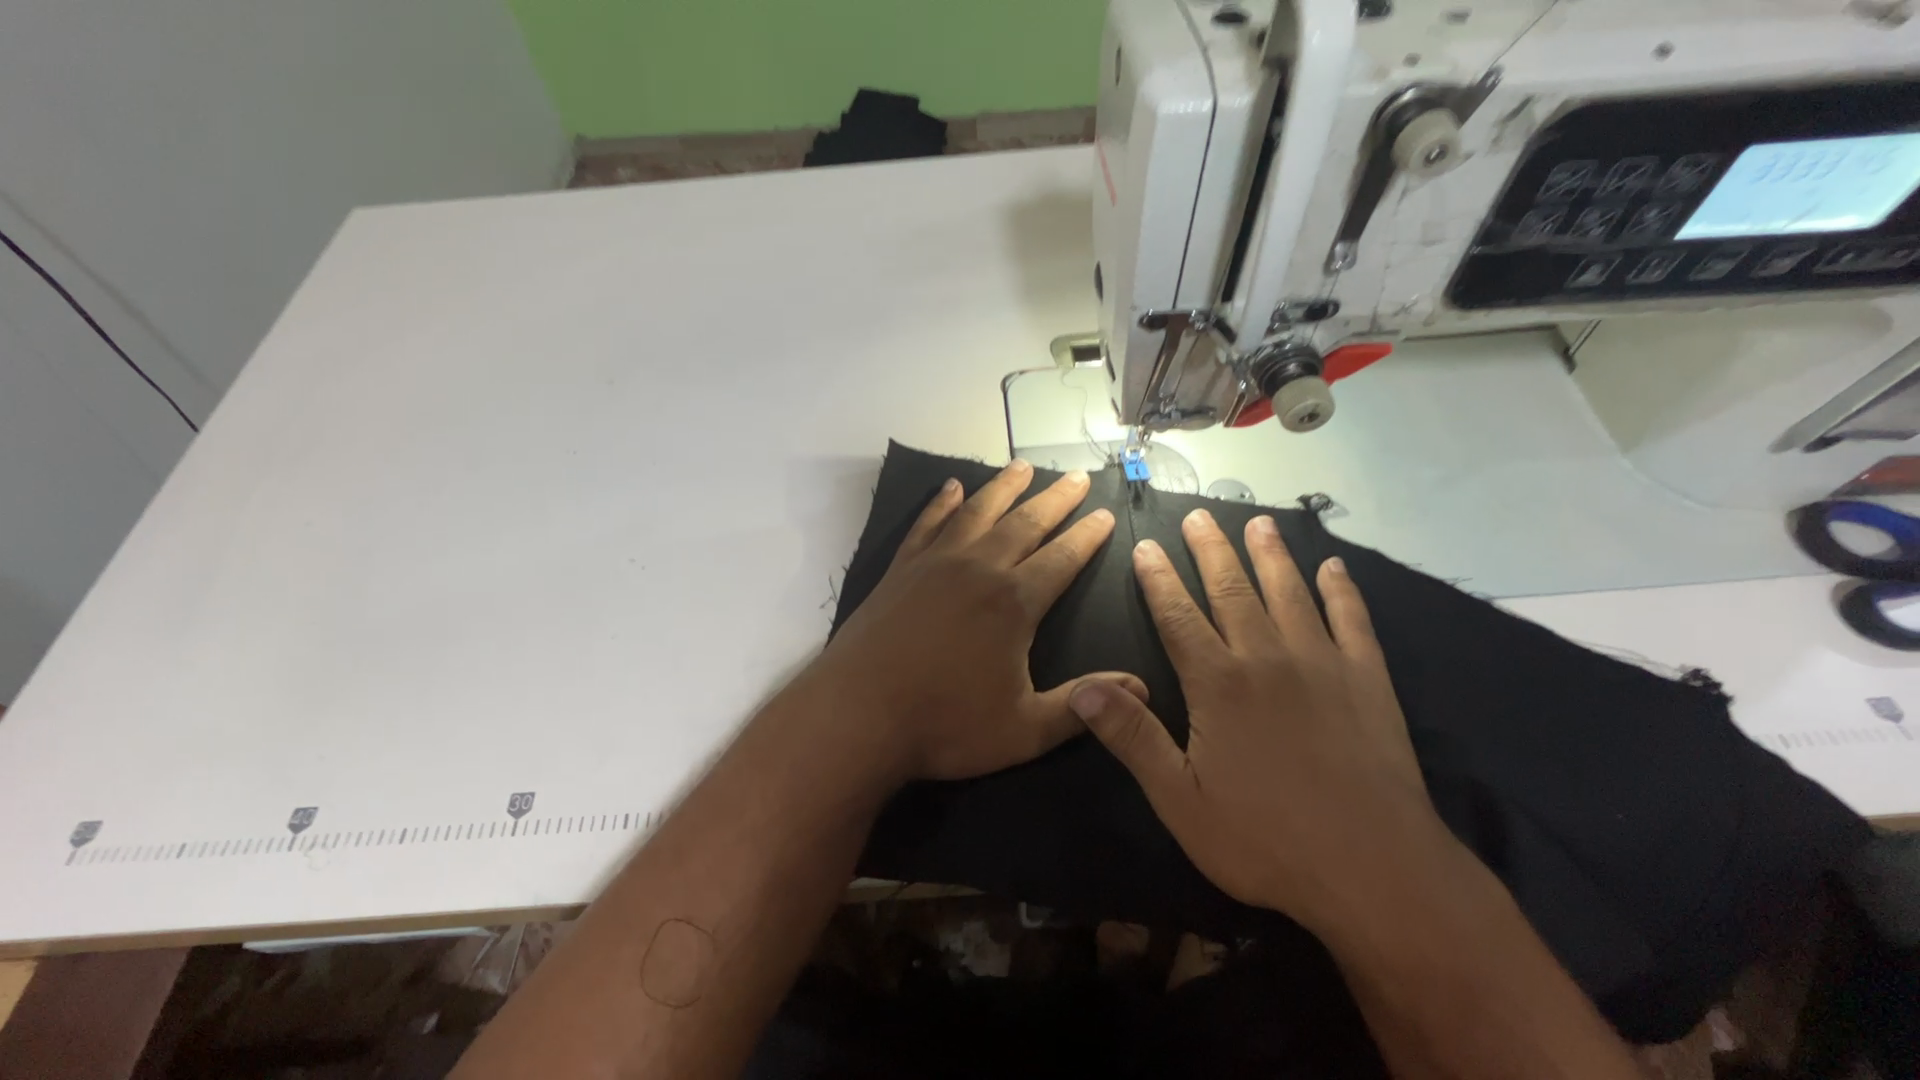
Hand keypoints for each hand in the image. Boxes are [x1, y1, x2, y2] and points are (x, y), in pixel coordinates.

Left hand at [813, 460, 1147, 783]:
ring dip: (1004, 488)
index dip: (1088, 536)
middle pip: (1026, 523)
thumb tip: (1140, 688)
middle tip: (1078, 477)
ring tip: (1023, 468)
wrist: (857, 715)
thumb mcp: (1024, 731)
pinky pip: (928, 524)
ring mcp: (935, 564)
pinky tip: (951, 488)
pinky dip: (942, 503)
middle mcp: (979, 569)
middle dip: (1056, 500)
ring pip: (978, 512)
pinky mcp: (901, 570)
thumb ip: (1080, 706)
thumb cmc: (944, 725)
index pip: (1063, 558)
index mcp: (1014, 603)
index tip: (1106, 515)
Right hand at [1069, 509, 1445, 927]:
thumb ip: (1133, 739)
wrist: (1374, 867)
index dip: (1159, 580)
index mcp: (1218, 685)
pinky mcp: (1368, 680)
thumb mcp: (1180, 800)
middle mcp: (1268, 659)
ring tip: (1258, 523)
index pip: (1178, 618)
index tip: (1146, 546)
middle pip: (1233, 592)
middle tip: (1199, 516)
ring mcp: (1323, 665)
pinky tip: (1334, 568)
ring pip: (1290, 594)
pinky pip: (1352, 621)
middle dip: (1211, 552)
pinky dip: (1342, 591)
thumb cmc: (1266, 840)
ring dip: (1271, 556)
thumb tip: (1083, 689)